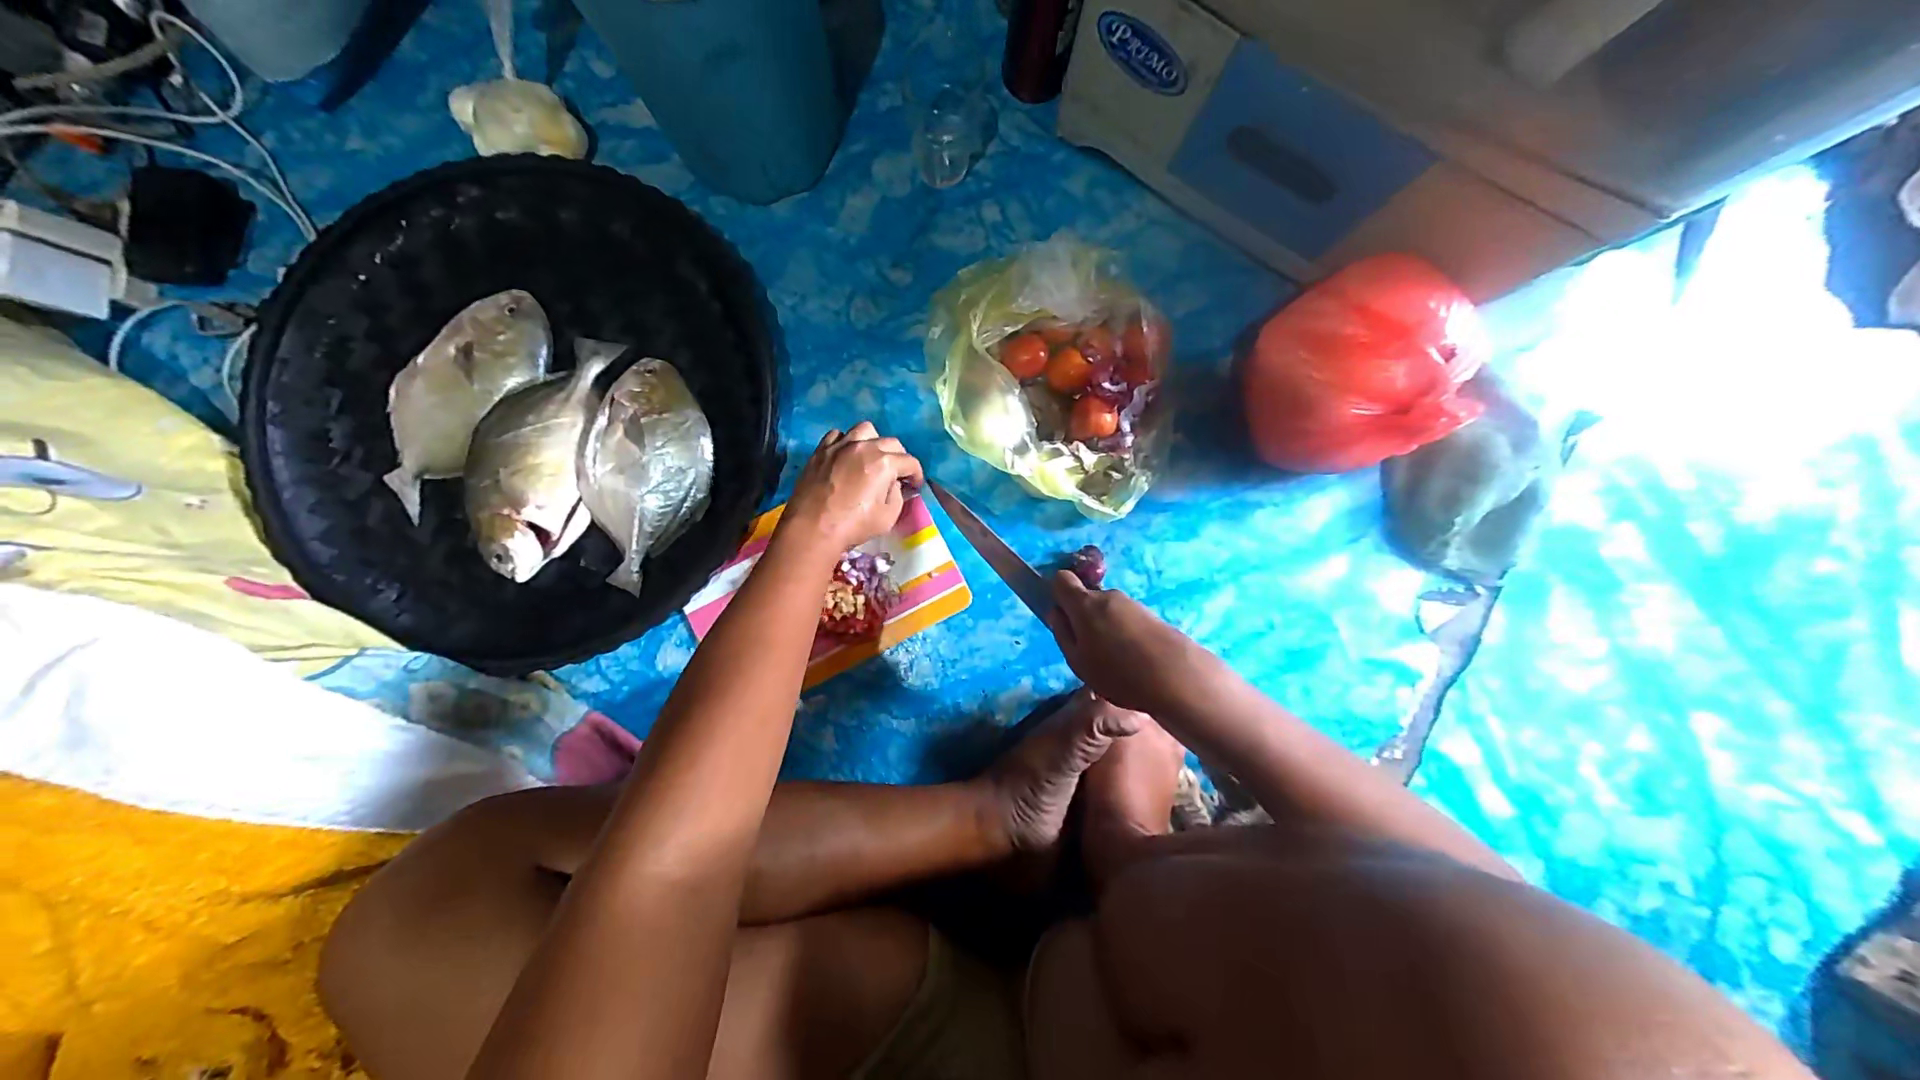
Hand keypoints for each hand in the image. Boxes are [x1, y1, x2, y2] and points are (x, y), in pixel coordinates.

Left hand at [782, 421, 924, 553]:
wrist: (812, 528)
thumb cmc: (853, 526)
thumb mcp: (888, 517)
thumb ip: (897, 495)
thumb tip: (893, 484)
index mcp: (884, 463)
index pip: (910, 462)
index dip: (916, 475)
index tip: (914, 485)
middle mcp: (864, 447)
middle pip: (891, 442)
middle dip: (899, 458)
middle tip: (896, 475)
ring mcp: (840, 445)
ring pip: (865, 430)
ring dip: (874, 442)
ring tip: (871, 457)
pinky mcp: (821, 450)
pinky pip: (838, 435)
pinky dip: (847, 442)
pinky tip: (846, 456)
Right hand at [1046, 571, 1218, 714]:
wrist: (1177, 676)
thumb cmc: (1118, 672)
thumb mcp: (1078, 661)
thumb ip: (1062, 633)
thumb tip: (1056, 612)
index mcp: (1084, 604)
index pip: (1062, 579)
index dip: (1057, 594)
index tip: (1061, 617)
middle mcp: (1108, 595)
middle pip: (1087, 597)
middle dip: (1083, 617)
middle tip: (1089, 650)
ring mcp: (1132, 603)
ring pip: (1108, 610)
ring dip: (1106, 628)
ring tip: (1115, 661)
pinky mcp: (1150, 615)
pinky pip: (1126, 619)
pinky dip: (1124, 634)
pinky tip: (1133, 660)